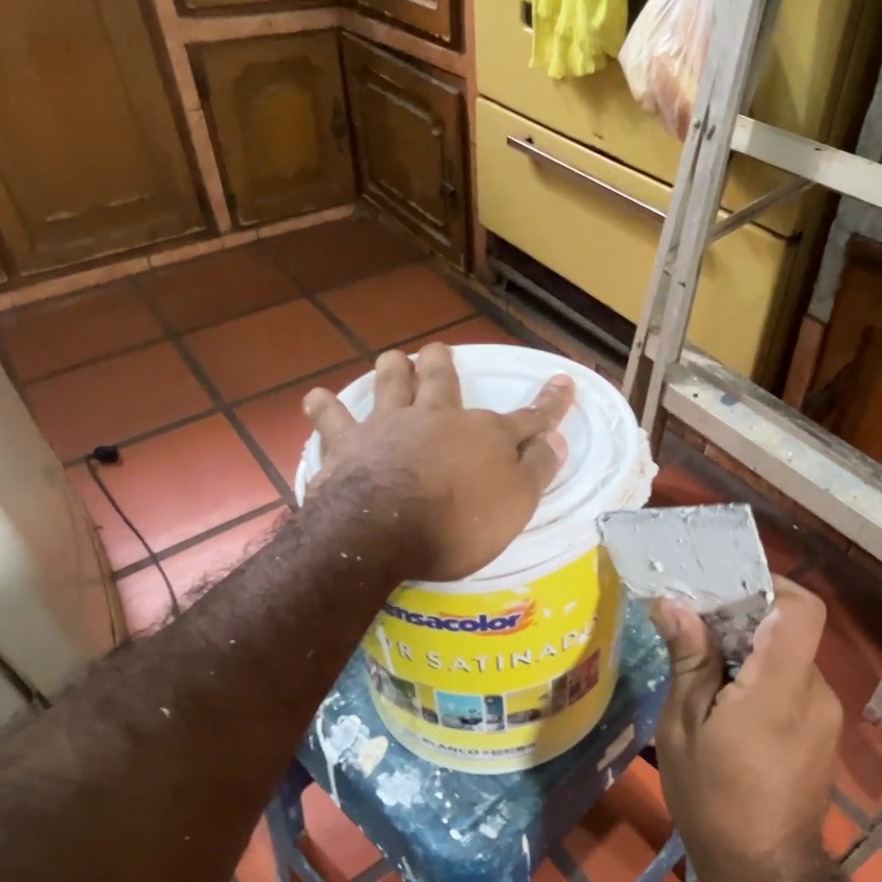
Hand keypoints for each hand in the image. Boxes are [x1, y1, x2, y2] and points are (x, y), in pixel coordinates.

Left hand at [303, 344, 573, 580]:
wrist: (383, 531)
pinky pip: (332, 419)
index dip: (549, 403)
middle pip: (442, 381)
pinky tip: (316, 399)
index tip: (564, 383)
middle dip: (443, 364)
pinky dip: (325, 408)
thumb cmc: (457, 525)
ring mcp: (388, 426)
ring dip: (392, 369)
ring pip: (390, 384)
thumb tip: (555, 439)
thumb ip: (536, 470)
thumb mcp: (515, 505)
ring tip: (392, 358)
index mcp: (484, 436)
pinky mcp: (347, 444)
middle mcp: (437, 418)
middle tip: (438, 351)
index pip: (528, 418)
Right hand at [652, 577, 842, 881]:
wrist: (765, 873)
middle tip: (694, 624)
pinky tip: (725, 701)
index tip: (723, 585)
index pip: (801, 608)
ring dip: (749, 649)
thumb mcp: (681, 729)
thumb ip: (688, 661)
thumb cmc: (713, 801)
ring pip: (788, 655)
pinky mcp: (822, 730)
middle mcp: (814, 691)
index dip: (768, 583)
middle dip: (744, 616)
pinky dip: (761, 675)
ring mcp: (824, 713)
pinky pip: (792, 682)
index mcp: (779, 688)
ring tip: (702, 667)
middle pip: (790, 627)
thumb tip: (674, 604)